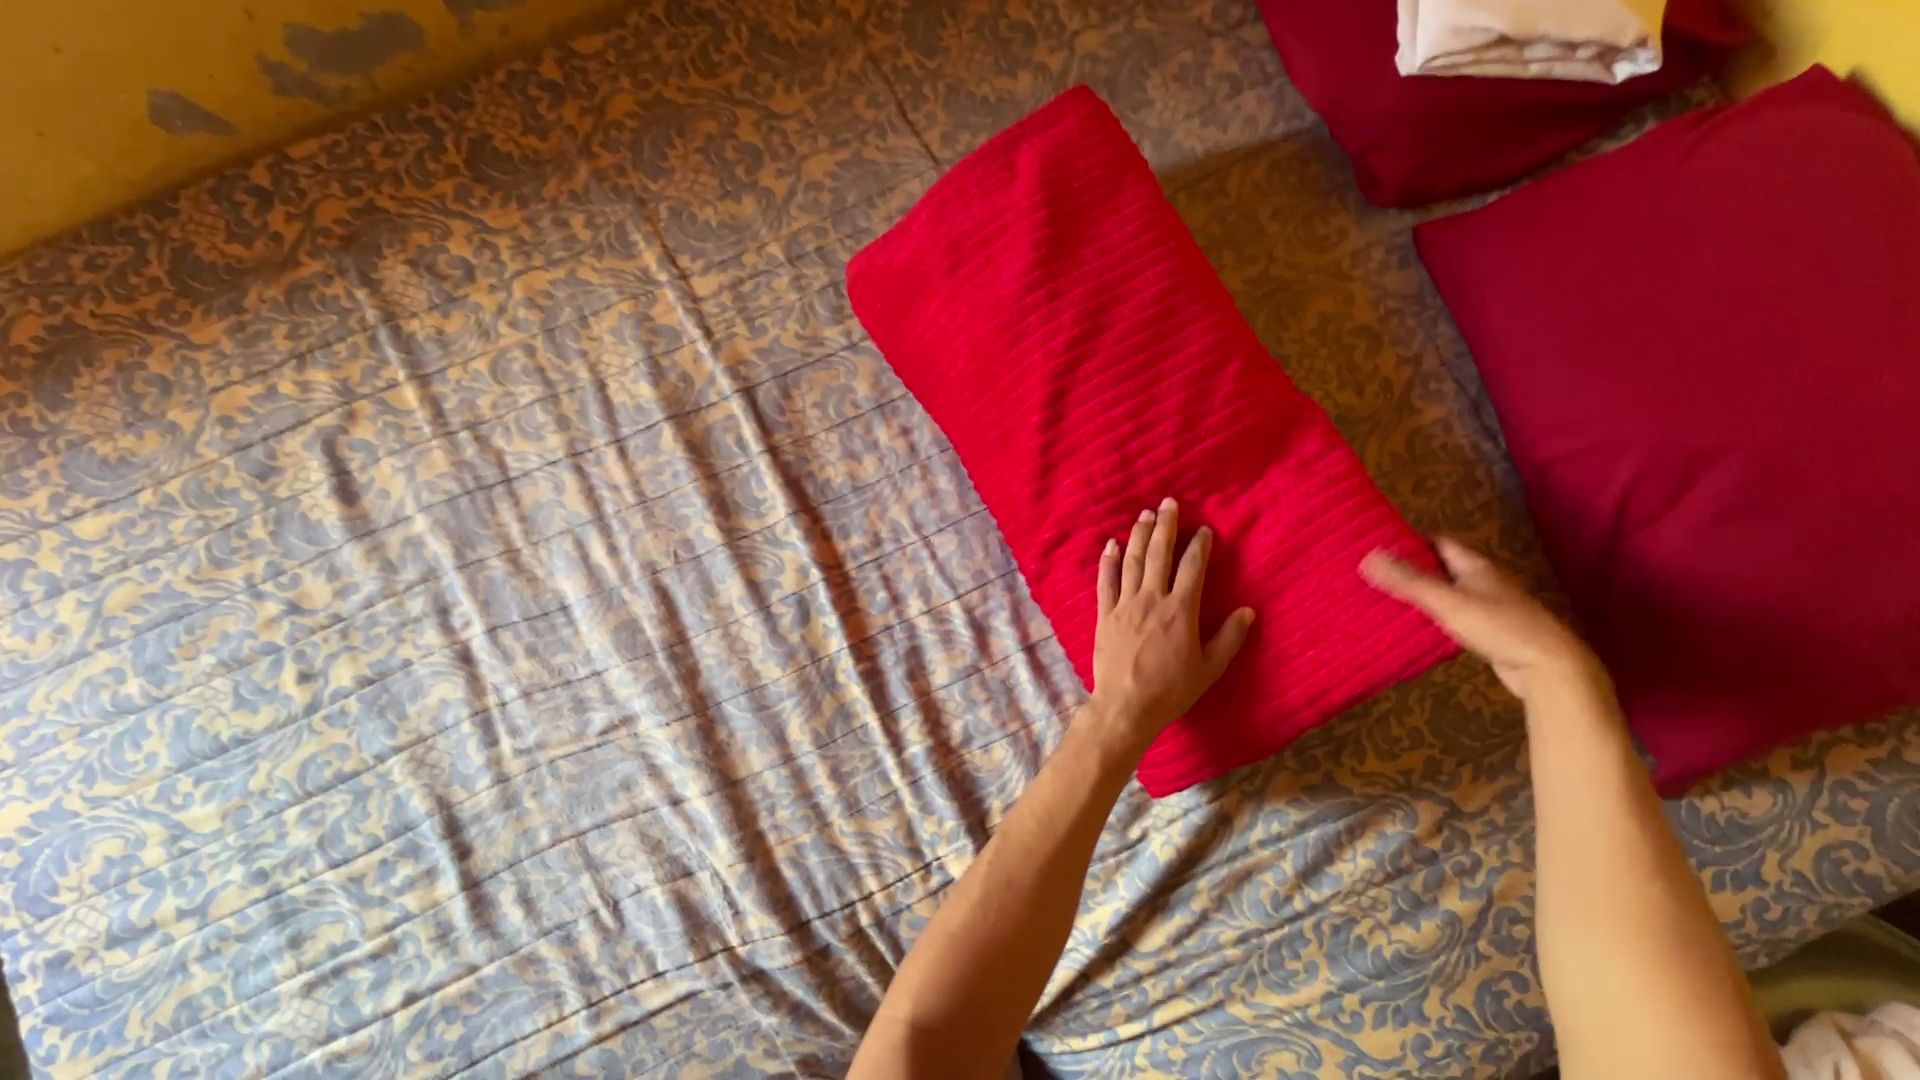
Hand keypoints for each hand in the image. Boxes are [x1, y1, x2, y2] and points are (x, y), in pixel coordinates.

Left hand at [1086, 497, 1256, 753]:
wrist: (1126, 706)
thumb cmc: (1171, 690)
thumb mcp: (1209, 668)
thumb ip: (1229, 637)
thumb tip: (1248, 611)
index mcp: (1181, 610)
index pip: (1192, 568)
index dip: (1199, 546)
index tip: (1204, 529)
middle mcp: (1152, 599)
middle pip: (1160, 554)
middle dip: (1166, 526)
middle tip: (1169, 503)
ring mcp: (1125, 605)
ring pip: (1133, 561)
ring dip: (1140, 535)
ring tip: (1145, 514)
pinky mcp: (1104, 615)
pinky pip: (1106, 582)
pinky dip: (1108, 561)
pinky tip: (1112, 544)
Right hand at [1360, 538, 1605, 704]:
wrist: (1549, 667)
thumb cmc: (1499, 626)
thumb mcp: (1448, 601)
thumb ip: (1409, 581)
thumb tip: (1367, 556)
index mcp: (1476, 565)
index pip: (1439, 542)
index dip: (1410, 540)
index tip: (1379, 546)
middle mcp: (1485, 580)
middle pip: (1443, 565)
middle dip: (1412, 567)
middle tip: (1378, 573)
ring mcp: (1491, 605)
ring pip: (1450, 591)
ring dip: (1424, 592)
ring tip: (1389, 598)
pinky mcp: (1492, 630)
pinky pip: (1456, 614)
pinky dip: (1436, 615)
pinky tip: (1419, 625)